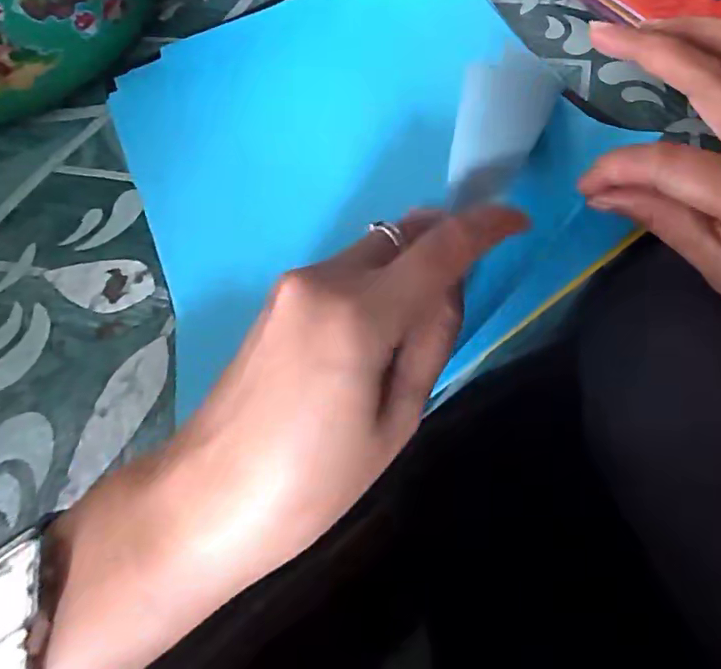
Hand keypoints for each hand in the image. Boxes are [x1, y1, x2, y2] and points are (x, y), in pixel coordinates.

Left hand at [43, 205, 527, 667]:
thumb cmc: (310, 484)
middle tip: (449, 314)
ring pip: (373, 251)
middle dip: (440, 249)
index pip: (438, 247)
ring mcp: (293, 283)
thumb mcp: (394, 423)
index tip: (516, 220)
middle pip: (403, 236)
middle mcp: (322, 279)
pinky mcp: (278, 297)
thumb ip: (428, 341)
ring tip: (400, 347)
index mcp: (357, 313)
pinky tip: (367, 342)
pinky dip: (375, 285)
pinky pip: (346, 271)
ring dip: (405, 272)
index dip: (484, 226)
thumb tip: (444, 289)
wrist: (203, 501)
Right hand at [577, 18, 720, 387]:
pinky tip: (705, 44)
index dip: (618, 167)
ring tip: (648, 25)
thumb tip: (599, 192)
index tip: (587, 184)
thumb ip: (662, 219)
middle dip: (653, 49)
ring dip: (697, 30)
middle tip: (602, 34)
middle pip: (717, 79)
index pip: (671, 164)